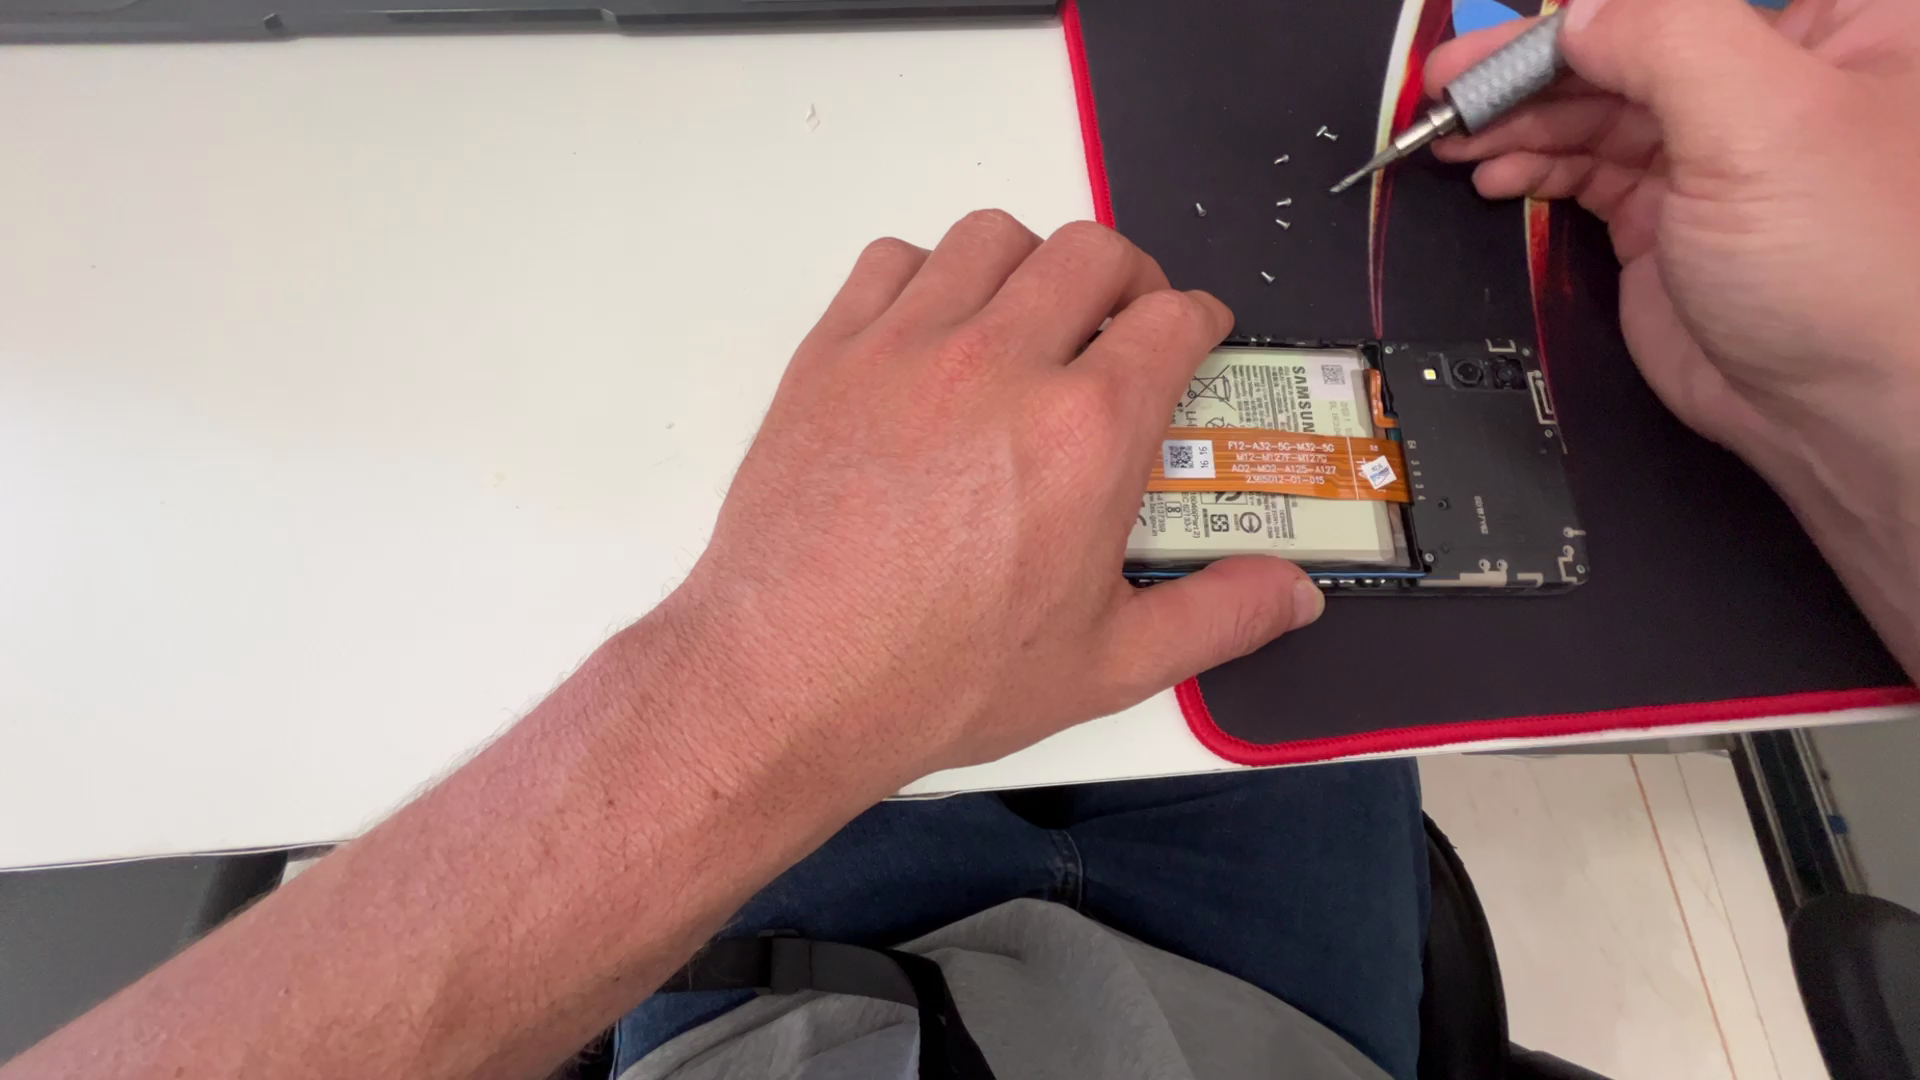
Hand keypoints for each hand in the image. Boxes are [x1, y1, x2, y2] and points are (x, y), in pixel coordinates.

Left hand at [655, 212, 1322, 786]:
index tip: (1194, 337)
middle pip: (1091, 252)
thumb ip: (1214, 617)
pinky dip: (928, 276)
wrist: (790, 682)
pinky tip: (932, 333)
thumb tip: (1291, 594)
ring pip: (992, 238)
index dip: (1199, 319)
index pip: (1173, 318)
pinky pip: (892, 262)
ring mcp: (906, 349)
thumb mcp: (1103, 667)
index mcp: (1085, 432)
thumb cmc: (942, 680)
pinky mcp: (831, 355)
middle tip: (1121, 325)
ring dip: (1029, 265)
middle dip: (1127, 277)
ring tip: (1027, 322)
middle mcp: (1000, 364)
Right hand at [1431, 0, 1919, 468]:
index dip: (1572, 22)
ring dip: (1516, 128)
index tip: (1486, 51)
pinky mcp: (1656, 219)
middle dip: (1526, 77)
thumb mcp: (1762, 121)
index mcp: (1831, 26)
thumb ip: (1666, 46)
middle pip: (1619, 58)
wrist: (1829, 393)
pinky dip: (1532, 171)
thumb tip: (1577, 15)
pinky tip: (1494, 175)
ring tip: (1451, 142)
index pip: (1667, 8)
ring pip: (1590, 118)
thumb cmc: (1845, 258)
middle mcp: (1762, 84)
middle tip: (1444, 95)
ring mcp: (1703, 156)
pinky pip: (1581, 175)